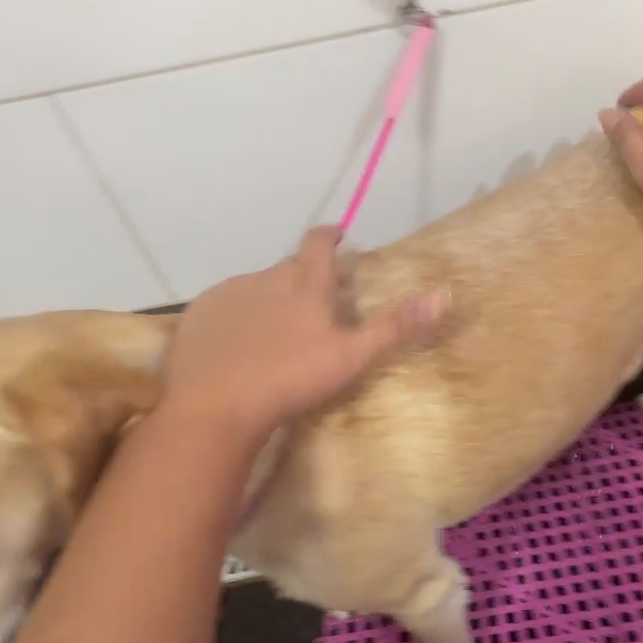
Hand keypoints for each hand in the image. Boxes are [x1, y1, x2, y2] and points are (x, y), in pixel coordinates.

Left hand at [161, 228, 446, 443]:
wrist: (216, 406)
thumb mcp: (353, 357)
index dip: (329, 236)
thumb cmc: (292, 379)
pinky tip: (237, 347)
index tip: (338, 236)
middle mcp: (266, 277)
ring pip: (257, 288)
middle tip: (314, 303)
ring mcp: (229, 294)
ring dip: (270, 299)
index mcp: (305, 283)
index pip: (319, 243)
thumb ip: (396, 327)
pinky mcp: (199, 314)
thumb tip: (443, 295)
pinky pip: (225, 307)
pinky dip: (237, 318)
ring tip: (274, 333)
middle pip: (290, 267)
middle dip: (304, 276)